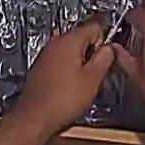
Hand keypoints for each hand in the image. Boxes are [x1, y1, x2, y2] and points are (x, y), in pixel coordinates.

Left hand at [6, 16, 115, 140]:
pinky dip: (68, 68)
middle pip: (83, 37)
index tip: (106, 58)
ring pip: (72, 49)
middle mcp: (56, 41)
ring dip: (80, 62)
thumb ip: (105, 58)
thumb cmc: (63, 99)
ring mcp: (47, 53)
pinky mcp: (41, 66)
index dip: (104, 41)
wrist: (33, 118)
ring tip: (82, 83)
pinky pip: (61, 59)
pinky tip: (69, 86)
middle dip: (92, 52)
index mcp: (70, 39)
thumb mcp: (93, 79)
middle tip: (95, 74)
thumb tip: (110, 47)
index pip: (95, 26)